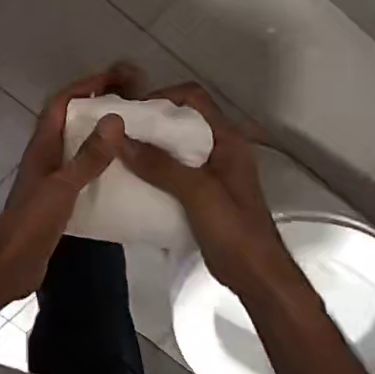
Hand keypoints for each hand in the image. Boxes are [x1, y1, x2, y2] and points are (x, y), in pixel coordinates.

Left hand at [0, 65, 138, 304]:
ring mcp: (51, 176)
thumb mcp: (63, 187)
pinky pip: (83, 168)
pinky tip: (123, 171)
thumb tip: (114, 118)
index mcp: (42, 146)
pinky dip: (101, 162)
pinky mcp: (59, 197)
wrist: (13, 265)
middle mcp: (46, 155)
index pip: (61, 103)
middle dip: (97, 104)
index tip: (116, 77)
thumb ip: (88, 156)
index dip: (85, 85)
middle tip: (131, 100)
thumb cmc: (33, 222)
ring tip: (132, 129)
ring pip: (78, 143)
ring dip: (100, 132)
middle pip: (71, 119)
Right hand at [114, 83, 294, 297]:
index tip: (132, 110)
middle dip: (150, 122)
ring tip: (119, 153)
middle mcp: (221, 149)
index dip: (163, 96)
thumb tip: (118, 137)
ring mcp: (212, 172)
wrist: (256, 277)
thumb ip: (160, 165)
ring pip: (176, 147)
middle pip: (182, 121)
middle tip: (118, 131)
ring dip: (149, 147)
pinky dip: (153, 169)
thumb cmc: (234, 230)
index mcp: (228, 140)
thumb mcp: (197, 192)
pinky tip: (132, 179)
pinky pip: (173, 171)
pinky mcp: (202, 194)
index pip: (194, 98)